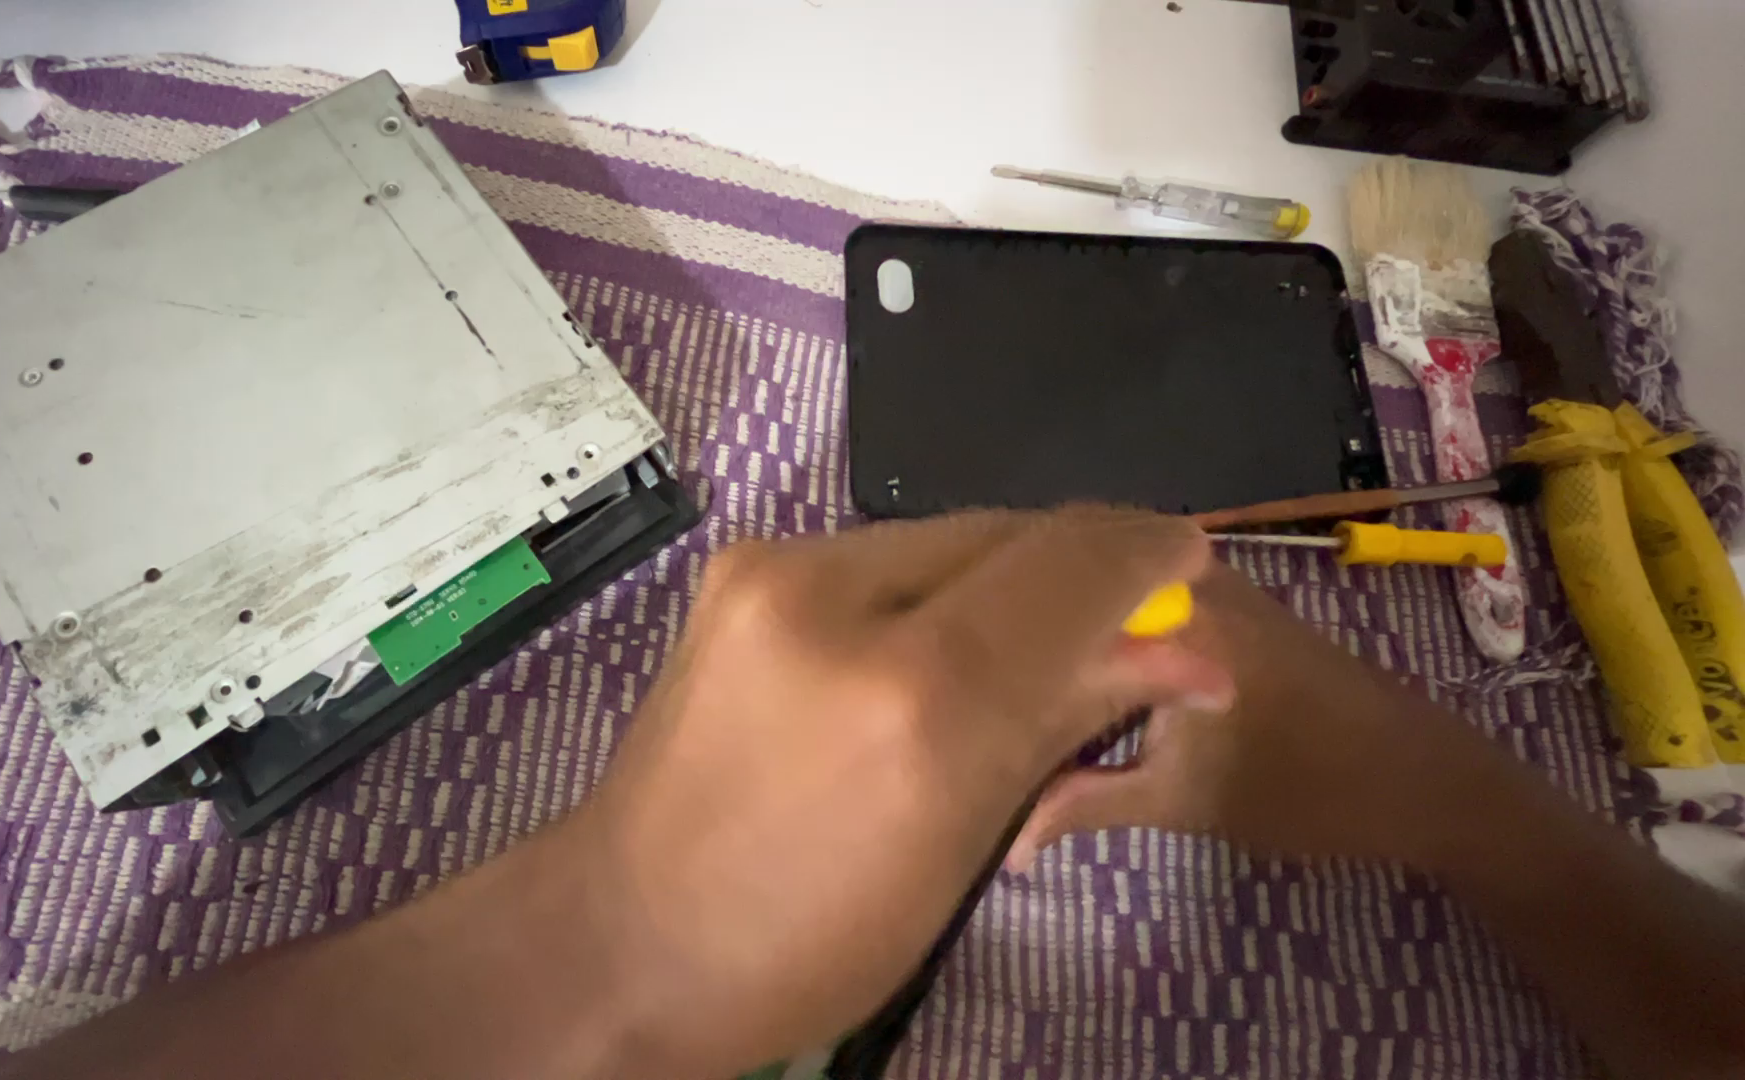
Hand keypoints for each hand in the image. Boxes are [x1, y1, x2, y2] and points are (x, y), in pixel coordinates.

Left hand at [573, 508, 1232, 1076]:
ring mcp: (770, 568)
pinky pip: (878, 555)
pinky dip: (931, 585)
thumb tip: (1171, 650)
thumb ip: (1068, 718)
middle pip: (1004, 533)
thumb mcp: (965, 841)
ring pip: (940, 536)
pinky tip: (932, 636)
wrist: (629, 922)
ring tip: (1020, 640)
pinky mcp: (739, 566)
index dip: (1145, 552)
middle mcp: (835, 599)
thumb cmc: (812, 927)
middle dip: (1074, 568)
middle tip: (1115, 618)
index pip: (1070, 567)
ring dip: (1001, 579)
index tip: (1183, 559)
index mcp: (916, 696)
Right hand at [1007, 565, 1511, 873]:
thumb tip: (1000, 844)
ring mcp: (1211, 581)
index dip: (994, 593)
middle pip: (1077, 558)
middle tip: (959, 627)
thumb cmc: (1307, 792)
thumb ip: (1084, 805)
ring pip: (1110, 566)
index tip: (942, 624)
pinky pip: (1141, 581)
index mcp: (1169, 613)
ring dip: (1060, 593)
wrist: (1433, 784)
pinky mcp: (1227, 598)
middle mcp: (1185, 576)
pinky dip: (1100, 601)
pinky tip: (1068, 642)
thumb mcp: (1181, 802)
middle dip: (1018, 588)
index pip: (1058, 578)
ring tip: (997, 629)